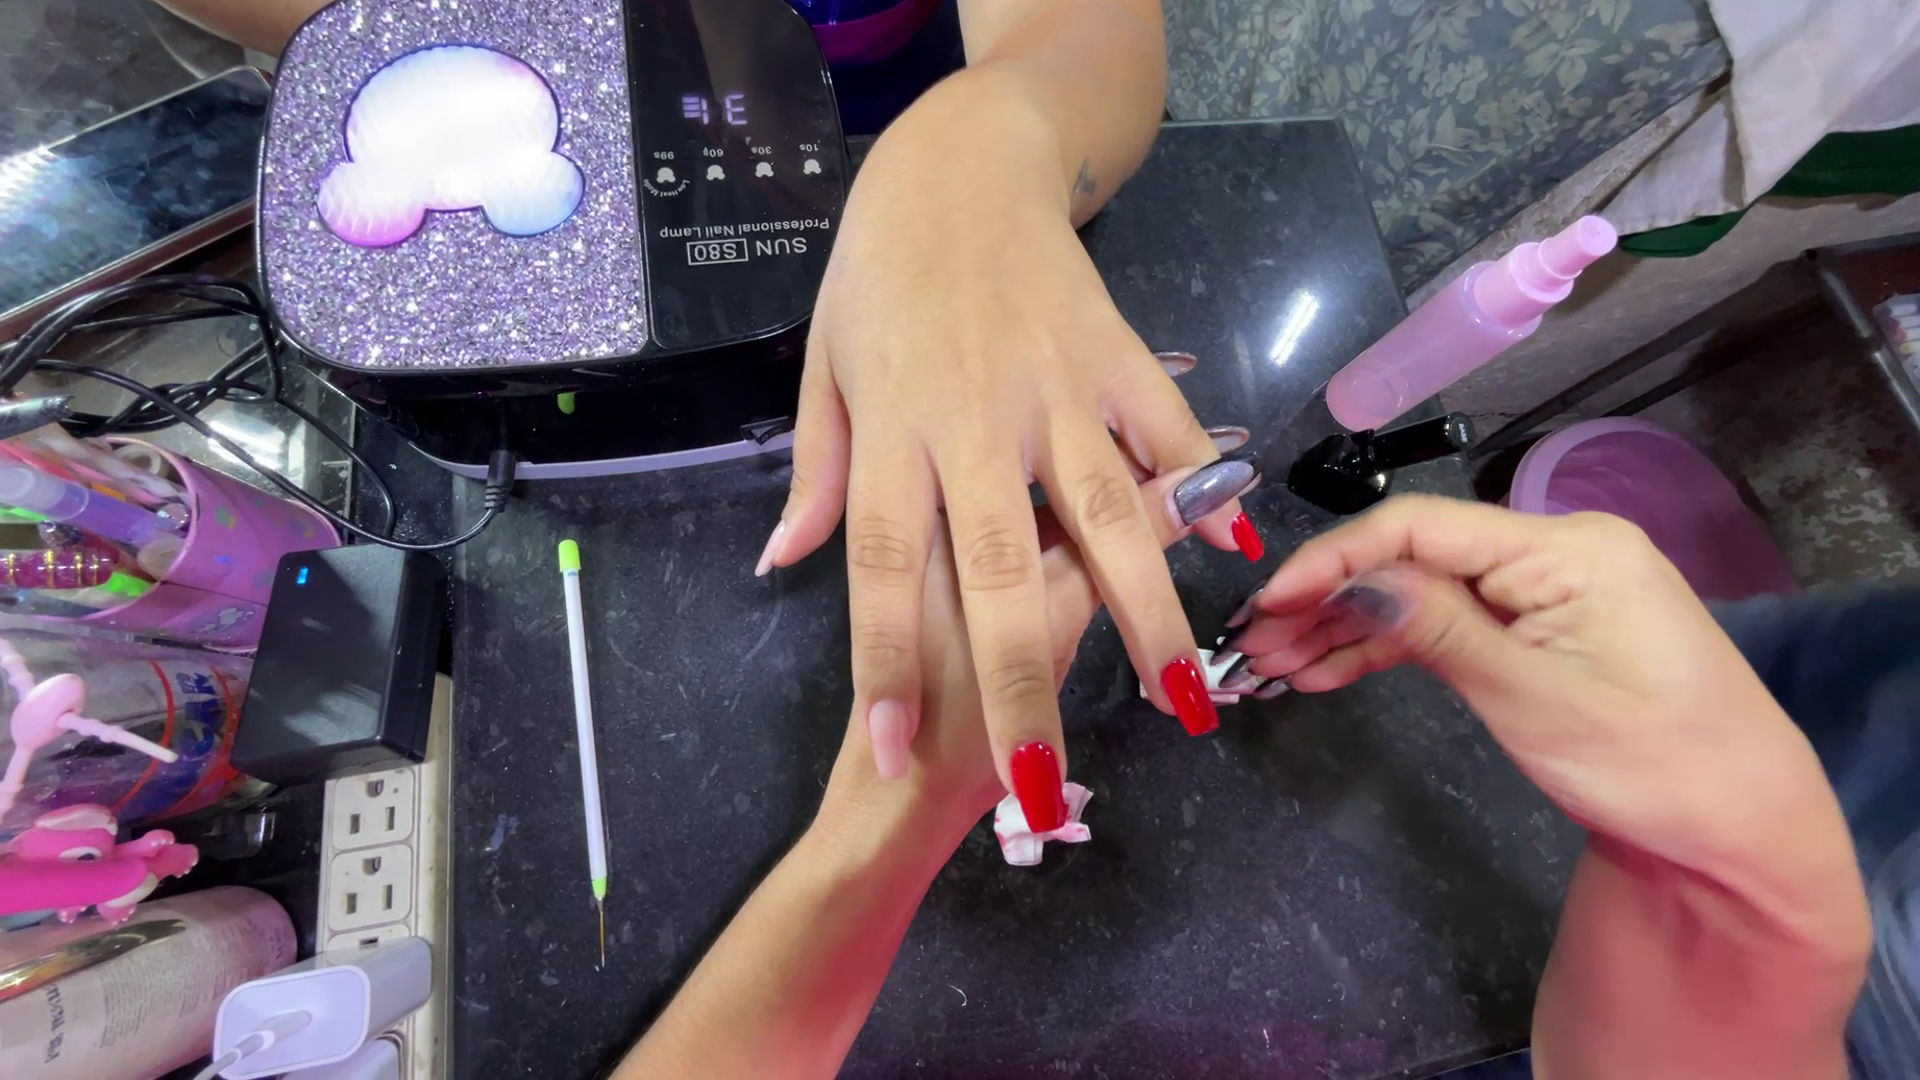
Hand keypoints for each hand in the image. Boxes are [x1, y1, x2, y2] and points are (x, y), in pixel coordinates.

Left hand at [764, 73, 1252, 802]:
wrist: (959, 162)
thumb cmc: (879, 275)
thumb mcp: (824, 367)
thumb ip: (816, 472)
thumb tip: (783, 564)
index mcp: (891, 431)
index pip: (878, 567)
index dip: (883, 664)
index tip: (894, 754)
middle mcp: (973, 420)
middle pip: (994, 570)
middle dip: (1018, 684)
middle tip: (1042, 781)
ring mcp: (1054, 386)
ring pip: (1105, 514)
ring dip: (1145, 611)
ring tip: (1183, 696)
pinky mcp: (1116, 352)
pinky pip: (1166, 426)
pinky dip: (1204, 484)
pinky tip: (1238, 546)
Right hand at [1225, 496, 1845, 874]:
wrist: (1731, 838)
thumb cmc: (1649, 764)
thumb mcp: (1531, 695)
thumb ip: (1434, 625)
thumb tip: (1347, 579)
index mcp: (1561, 548)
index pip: (1417, 528)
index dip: (1333, 558)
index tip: (1272, 599)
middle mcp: (1537, 554)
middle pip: (1402, 561)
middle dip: (1323, 600)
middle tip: (1256, 641)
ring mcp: (1522, 592)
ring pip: (1403, 596)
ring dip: (1335, 630)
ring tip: (1272, 664)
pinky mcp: (1510, 629)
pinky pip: (1427, 628)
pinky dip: (1373, 651)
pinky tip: (1318, 673)